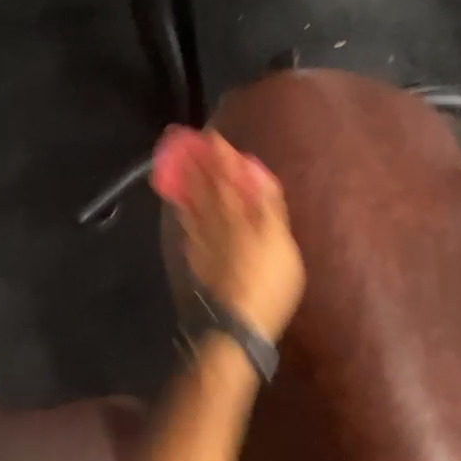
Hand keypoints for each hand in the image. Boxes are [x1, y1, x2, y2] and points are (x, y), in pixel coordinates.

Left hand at [152, 127, 305, 342]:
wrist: (238, 323)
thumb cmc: (269, 282)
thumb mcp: (282, 243)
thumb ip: (270, 208)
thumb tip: (257, 177)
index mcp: (240, 216)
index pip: (227, 178)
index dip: (220, 157)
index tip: (211, 136)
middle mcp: (217, 224)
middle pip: (204, 189)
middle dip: (196, 164)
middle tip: (183, 142)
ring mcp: (204, 243)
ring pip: (192, 206)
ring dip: (186, 184)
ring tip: (178, 167)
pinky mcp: (197, 261)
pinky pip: (187, 229)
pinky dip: (184, 214)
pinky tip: (181, 210)